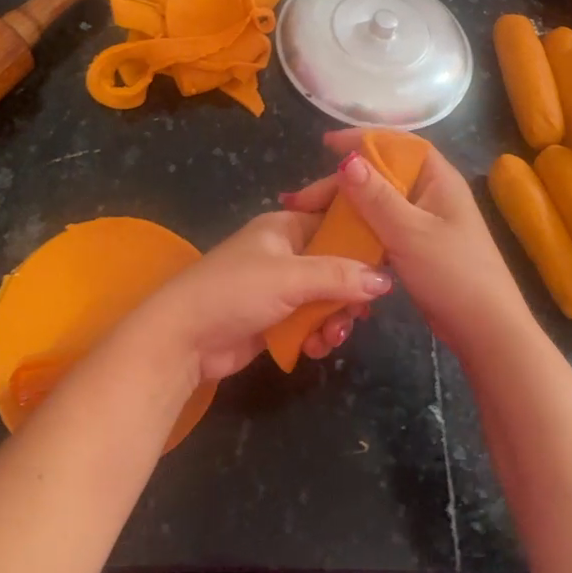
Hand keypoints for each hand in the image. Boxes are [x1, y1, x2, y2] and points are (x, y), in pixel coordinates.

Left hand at [130, 210, 390, 383]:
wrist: (183, 338)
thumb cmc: (234, 292)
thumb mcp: (291, 277)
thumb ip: (340, 276)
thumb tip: (386, 280)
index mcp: (285, 226)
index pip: (335, 223)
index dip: (362, 243)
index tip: (388, 267)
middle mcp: (284, 252)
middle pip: (336, 267)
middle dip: (349, 294)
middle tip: (356, 315)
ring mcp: (278, 288)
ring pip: (326, 299)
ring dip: (333, 320)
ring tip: (330, 337)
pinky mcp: (273, 319)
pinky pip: (309, 322)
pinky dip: (316, 335)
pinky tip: (314, 349)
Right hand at [281, 130, 531, 352]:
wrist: (485, 329)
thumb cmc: (453, 273)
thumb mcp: (409, 232)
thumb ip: (376, 196)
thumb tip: (347, 158)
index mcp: (438, 178)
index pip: (397, 144)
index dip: (361, 140)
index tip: (325, 144)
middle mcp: (432, 192)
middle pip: (381, 174)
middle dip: (341, 183)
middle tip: (300, 201)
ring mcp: (426, 220)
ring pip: (378, 202)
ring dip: (345, 207)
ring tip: (308, 218)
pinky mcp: (418, 246)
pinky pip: (382, 226)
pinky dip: (358, 228)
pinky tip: (333, 239)